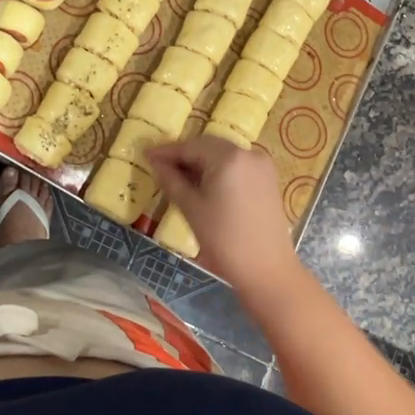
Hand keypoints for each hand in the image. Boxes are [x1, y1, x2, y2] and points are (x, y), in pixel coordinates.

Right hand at [148, 136, 303, 289]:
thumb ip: (172, 180)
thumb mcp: (191, 208)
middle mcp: (248, 153)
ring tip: (180, 178)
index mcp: (229, 157)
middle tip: (160, 167)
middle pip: (209, 146)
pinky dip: (219, 171)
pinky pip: (237, 166)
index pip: (191, 146)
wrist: (266, 269)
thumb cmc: (223, 239)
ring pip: (224, 156)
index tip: (146, 155)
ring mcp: (262, 166)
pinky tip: (205, 185)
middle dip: (185, 155)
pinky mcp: (268, 180)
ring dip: (201, 163)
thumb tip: (156, 163)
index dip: (167, 151)